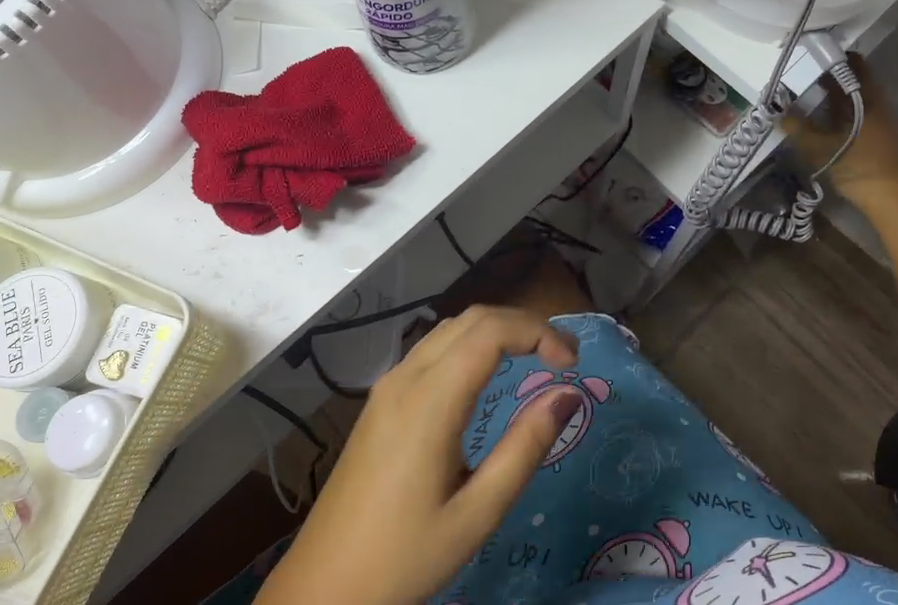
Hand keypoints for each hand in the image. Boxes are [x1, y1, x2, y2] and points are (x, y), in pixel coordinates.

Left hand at [257, 306, 584, 604]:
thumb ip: (525, 448)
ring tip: (535, 360)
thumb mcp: (477, 514)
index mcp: (429, 400)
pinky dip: (470, 345)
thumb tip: (567, 395)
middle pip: (470, 319)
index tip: (574, 365)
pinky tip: (487, 376)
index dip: (539, 332)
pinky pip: (430, 351)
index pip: (490, 330)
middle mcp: (404, 379)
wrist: (323, 585)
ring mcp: (387, 387)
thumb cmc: (405, 554)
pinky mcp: (380, 402)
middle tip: (563, 358)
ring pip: (448, 330)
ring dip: (495, 331)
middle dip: (523, 324)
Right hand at [784, 55, 897, 208]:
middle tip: (806, 74)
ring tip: (811, 96)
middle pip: (856, 82)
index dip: (836, 57)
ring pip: (857, 101)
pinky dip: (842, 113)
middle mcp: (877, 105)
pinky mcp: (881, 140)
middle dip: (833, 77)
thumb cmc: (860, 165)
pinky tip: (826, 121)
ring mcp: (882, 123)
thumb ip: (798, 128)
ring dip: (837, 96)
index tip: (814, 53)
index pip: (854, 65)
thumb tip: (777, 113)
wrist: (896, 199)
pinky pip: (858, 116)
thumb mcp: (821, 147)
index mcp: (867, 99)